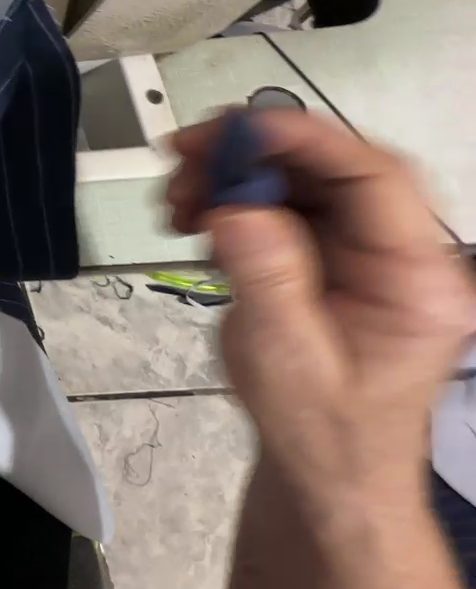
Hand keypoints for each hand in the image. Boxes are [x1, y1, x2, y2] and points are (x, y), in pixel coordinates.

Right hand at [166, 110, 475, 514]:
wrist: (324, 460)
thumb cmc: (317, 418)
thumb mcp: (286, 351)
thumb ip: (267, 276)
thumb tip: (234, 206)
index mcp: (414, 277)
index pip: (375, 179)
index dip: (304, 137)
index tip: (226, 129)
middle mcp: (394, 251)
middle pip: (328, 166)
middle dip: (248, 150)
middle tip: (180, 157)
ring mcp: (355, 249)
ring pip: (292, 176)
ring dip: (224, 173)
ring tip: (174, 204)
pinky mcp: (316, 251)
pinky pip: (270, 200)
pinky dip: (220, 196)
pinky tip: (187, 219)